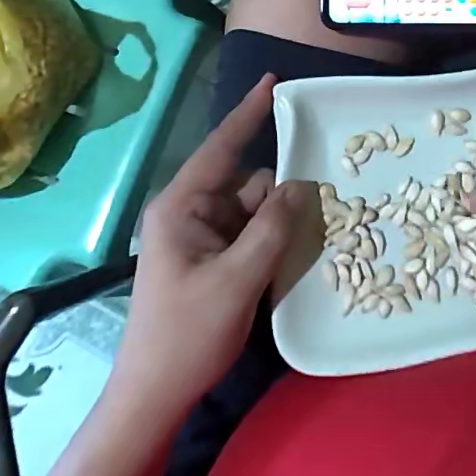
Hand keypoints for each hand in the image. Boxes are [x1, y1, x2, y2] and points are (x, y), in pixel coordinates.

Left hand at [110, 75, 302, 413]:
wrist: (155, 392)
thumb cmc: (187, 333)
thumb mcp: (236, 280)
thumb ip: (272, 229)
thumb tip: (301, 185)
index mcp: (181, 205)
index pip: (220, 147)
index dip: (248, 113)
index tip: (273, 82)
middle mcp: (189, 212)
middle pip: (244, 182)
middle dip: (278, 190)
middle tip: (320, 197)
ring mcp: (199, 236)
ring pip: (250, 209)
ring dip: (277, 219)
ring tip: (311, 233)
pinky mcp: (210, 258)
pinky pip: (247, 233)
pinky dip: (269, 238)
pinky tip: (292, 253)